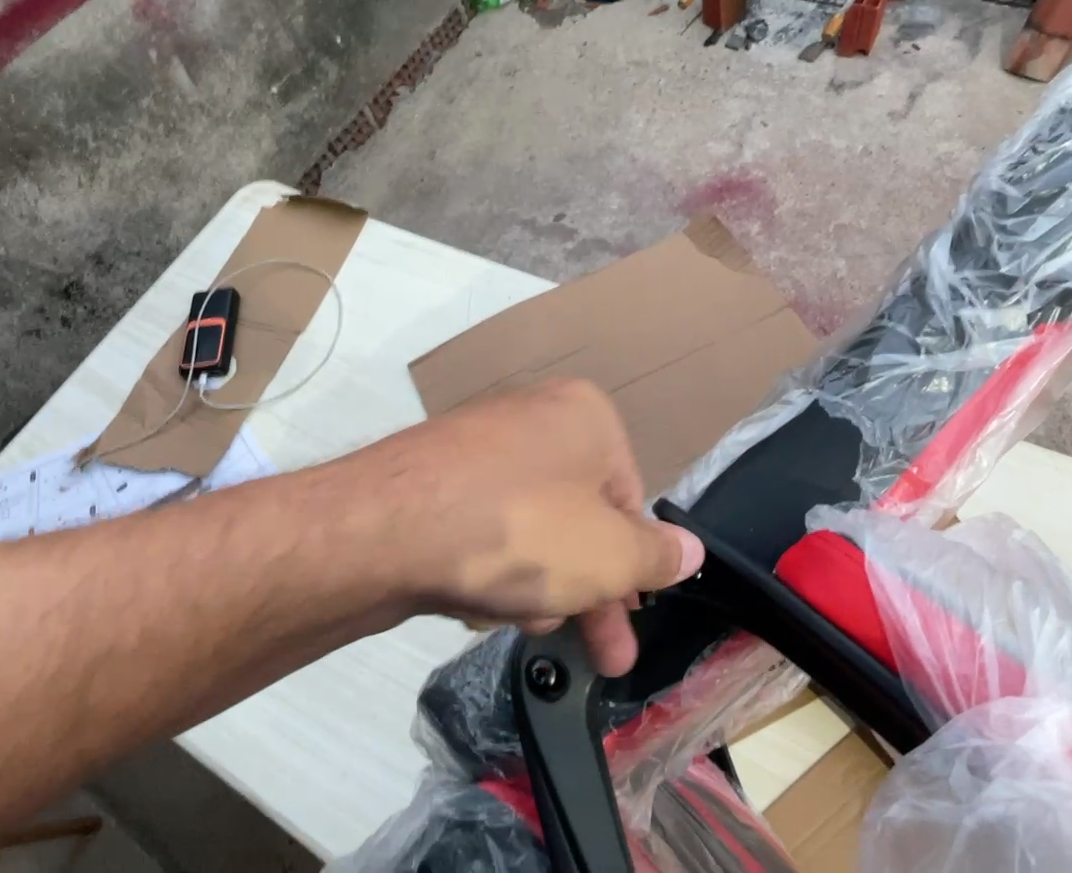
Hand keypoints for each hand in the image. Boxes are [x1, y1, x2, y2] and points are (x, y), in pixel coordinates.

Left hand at [336, 378, 704, 675]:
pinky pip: (483, 528)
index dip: (634, 564)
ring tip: (528, 625)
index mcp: (585, 416)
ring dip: (541, 584)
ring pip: (531, 528)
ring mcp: (476, 447)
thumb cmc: (520, 531)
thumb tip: (689, 550)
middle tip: (603, 656)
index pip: (631, 498)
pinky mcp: (432, 478)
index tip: (628, 616)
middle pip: (579, 517)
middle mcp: (532, 418)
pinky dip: (492, 567)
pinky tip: (480, 603)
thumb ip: (657, 557)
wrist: (382, 529)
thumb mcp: (610, 555)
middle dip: (591, 590)